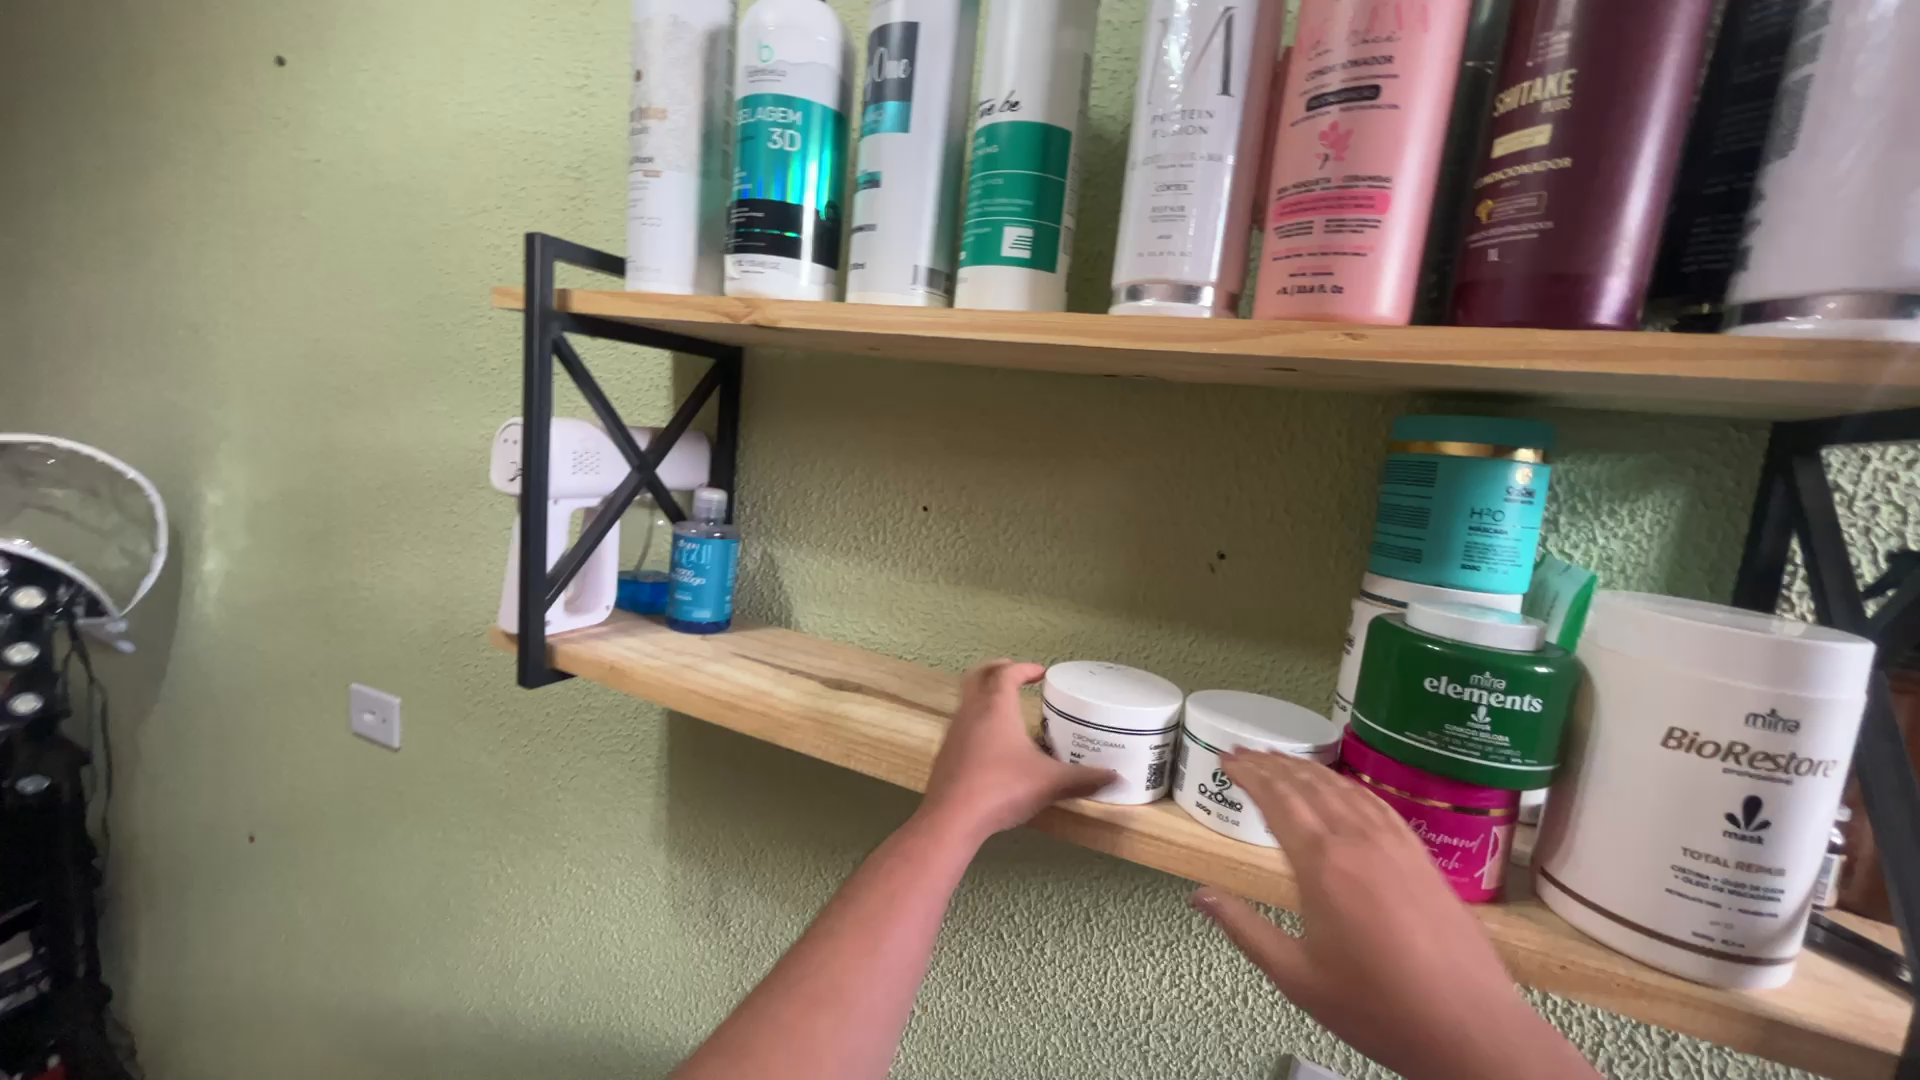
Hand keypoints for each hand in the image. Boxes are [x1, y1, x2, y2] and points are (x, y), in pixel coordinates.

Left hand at [916, 660, 1116, 843]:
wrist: (952, 817)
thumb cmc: (1002, 789)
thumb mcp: (1050, 783)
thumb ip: (1084, 779)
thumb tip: (1116, 779)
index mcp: (996, 707)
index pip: (1007, 673)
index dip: (1024, 668)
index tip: (1041, 672)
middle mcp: (972, 711)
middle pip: (978, 675)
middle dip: (996, 669)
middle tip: (1015, 673)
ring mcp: (954, 731)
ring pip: (967, 699)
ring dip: (984, 694)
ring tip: (1005, 705)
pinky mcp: (946, 752)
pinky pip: (961, 723)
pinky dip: (976, 719)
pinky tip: (991, 742)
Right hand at [1191, 751, 1597, 1079]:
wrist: (1473, 1030)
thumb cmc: (1378, 1007)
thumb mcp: (1297, 976)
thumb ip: (1244, 929)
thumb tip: (1200, 896)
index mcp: (1321, 863)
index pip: (1276, 798)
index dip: (1248, 773)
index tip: (1225, 759)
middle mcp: (1356, 839)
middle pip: (1306, 784)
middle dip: (1270, 763)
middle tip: (1242, 751)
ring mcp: (1394, 843)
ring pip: (1341, 787)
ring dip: (1305, 767)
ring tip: (1279, 758)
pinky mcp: (1420, 855)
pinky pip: (1375, 802)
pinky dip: (1346, 784)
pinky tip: (1338, 785)